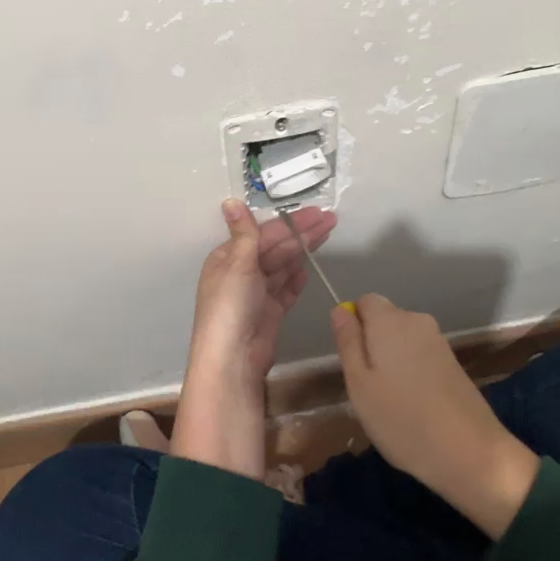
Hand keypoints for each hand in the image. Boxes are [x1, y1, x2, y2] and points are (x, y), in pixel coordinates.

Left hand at [187, 199, 335, 384]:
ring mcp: (256, 294)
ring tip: (327, 235)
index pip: (264, 234)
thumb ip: (244, 234)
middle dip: (302, 234)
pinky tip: (307, 268)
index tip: (316, 213)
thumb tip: (230, 201)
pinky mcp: (269, 313)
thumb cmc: (231, 307)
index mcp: (228, 257)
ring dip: (303, 251)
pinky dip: (295, 278)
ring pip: (283, 266)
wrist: (233, 360)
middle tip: (331, 220)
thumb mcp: (237, 265)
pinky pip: (285, 289)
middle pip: (275, 248)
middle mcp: (241, 272)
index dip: (290, 223)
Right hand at [331, 294, 540, 536]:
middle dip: (373, 344)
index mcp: (390, 321)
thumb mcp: (360, 385)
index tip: (354, 361)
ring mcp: (439, 342)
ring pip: (403, 340)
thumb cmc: (403, 420)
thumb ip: (348, 342)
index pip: (364, 302)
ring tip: (392, 401)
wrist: (472, 453)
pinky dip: (413, 373)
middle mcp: (417, 322)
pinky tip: (416, 406)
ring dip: (393, 361)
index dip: (354, 325)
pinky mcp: (454, 363)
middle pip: (385, 320)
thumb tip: (340, 310)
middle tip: (369, 387)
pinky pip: (421, 356)